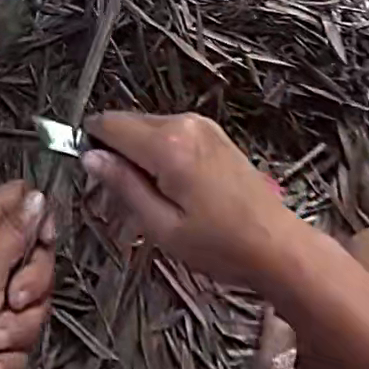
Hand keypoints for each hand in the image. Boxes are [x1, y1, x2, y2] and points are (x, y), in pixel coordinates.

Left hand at [0, 180, 55, 368]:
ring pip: (36, 302)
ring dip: (17, 327)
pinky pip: (25, 338)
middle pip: (38, 255)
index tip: (41, 242)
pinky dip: (10, 355)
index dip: (39, 218)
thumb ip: (17, 228)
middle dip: (32, 286)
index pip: (23, 199)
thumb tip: (38, 196)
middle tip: (12, 297)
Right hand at [81, 112, 306, 289]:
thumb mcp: (163, 226)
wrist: (280, 246)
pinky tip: (173, 183)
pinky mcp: (210, 130)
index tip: (89, 165)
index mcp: (167, 145)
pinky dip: (159, 149)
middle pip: (127, 122)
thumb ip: (123, 186)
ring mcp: (198, 123)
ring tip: (153, 193)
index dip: (91, 141)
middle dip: (116, 149)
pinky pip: (168, 129)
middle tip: (123, 193)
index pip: (109, 123)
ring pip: (146, 125)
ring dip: (137, 150)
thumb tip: (90, 157)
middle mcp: (182, 123)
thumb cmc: (222, 245)